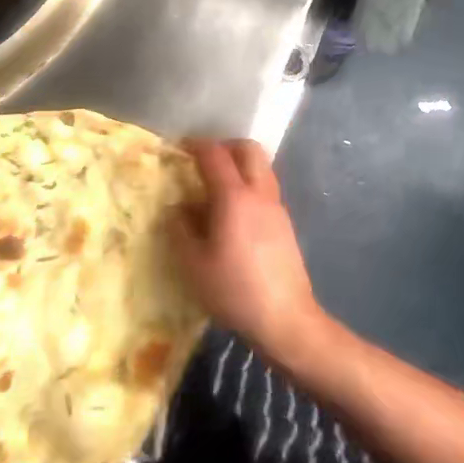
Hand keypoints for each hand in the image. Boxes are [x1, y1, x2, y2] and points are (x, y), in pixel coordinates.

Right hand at [168, 139, 326, 361]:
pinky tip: (234, 213)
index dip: (196, 145)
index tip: (180, 147)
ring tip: (216, 187)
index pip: (215, 155)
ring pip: (261, 167)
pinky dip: (249, 184)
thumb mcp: (194, 265)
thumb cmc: (234, 290)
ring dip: (240, 164)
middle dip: (225, 146)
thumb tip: (177, 208)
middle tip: (203, 160)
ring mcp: (277, 206)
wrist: (285, 317)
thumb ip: (181, 230)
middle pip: (248, 149)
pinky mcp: (285, 222)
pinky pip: (266, 187)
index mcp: (234, 197)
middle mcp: (259, 192)